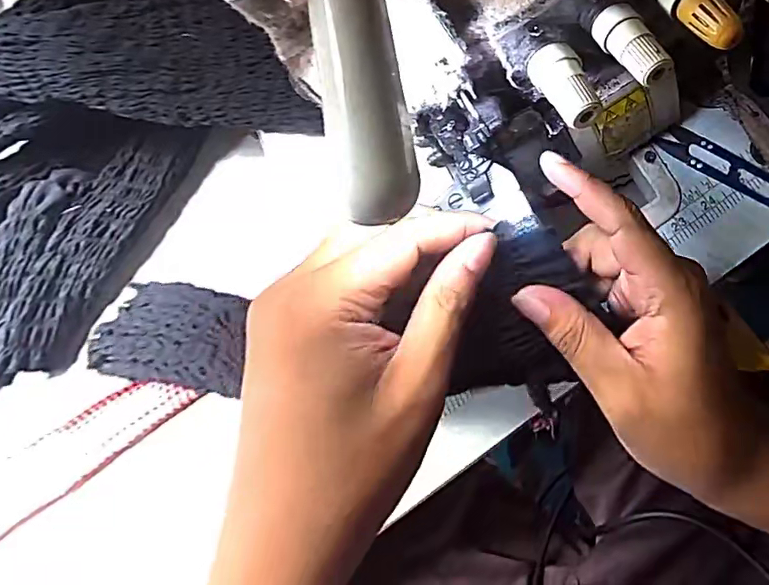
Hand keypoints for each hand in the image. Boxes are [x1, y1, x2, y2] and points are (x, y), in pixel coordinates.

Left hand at [210, 212, 496, 584]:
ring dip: (399, 254)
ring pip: (352, 247)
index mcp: (318, 303)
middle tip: (475, 251)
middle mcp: (287, 293)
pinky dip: (372, 275)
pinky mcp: (277, 324)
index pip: (400, 236)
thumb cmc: (346, 478)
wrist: (283, 543)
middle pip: (371, 232)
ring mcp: (276, 308)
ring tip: (446, 272)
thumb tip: (477, 248)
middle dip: (426, 236)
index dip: (454, 226)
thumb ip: (449, 302)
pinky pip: (332, 274)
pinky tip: (403, 297)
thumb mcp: (418, 382)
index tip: (492, 228)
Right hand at [510, 151, 768, 509]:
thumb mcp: (620, 388)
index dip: (583, 188)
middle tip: (548, 313)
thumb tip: (528, 294)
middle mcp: (671, 274)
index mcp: (668, 286)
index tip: (551, 164)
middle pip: (606, 242)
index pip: (621, 222)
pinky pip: (618, 281)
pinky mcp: (664, 300)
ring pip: (608, 261)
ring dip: (582, 288)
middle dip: (571, 268)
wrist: (735, 455)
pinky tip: (587, 330)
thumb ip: (573, 334)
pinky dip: (596, 298)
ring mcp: (669, 285)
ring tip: (576, 334)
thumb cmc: (687, 430)